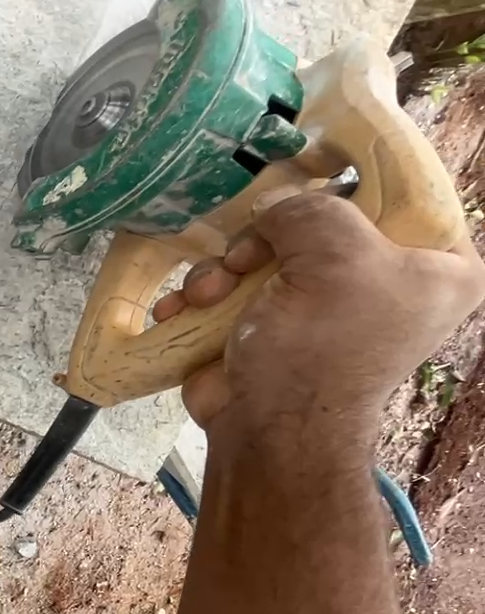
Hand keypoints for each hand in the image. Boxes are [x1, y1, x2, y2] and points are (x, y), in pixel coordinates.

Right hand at [156, 191, 484, 448]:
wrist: (265, 425)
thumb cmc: (319, 347)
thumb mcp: (338, 260)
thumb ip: (312, 212)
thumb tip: (271, 207)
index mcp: (431, 263)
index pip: (391, 198)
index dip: (339, 188)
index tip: (291, 192)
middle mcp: (372, 282)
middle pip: (307, 229)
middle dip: (258, 243)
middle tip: (241, 262)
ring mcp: (307, 308)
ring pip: (253, 261)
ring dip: (215, 274)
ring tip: (201, 298)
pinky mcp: (256, 328)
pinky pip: (221, 295)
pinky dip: (193, 300)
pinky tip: (180, 310)